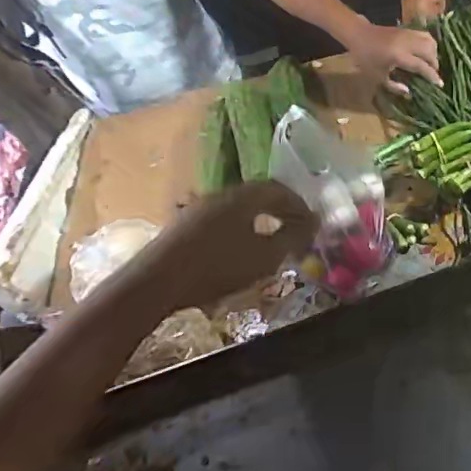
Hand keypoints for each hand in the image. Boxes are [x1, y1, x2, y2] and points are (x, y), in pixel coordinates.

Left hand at [148, 182, 318, 306]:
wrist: (157, 281)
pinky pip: (225, 219)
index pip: (280, 189)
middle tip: (298, 231)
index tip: (313, 224)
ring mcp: (202, 209)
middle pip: (260, 195)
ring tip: (274, 242)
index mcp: (244, 196)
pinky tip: (244, 250)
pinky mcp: (187, 226)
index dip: (300, 206)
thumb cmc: (218, 266)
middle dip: (283, 211)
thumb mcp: (265, 256)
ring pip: (241, 207)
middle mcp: (223, 195)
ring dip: (262, 220)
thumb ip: (293, 237)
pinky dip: (244, 228)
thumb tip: (313, 222)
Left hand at [341, 19, 442, 95]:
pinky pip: (424, 35)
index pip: (421, 66)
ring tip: (430, 63)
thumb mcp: (377, 77)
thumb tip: (409, 93)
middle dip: (435, 64)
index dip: (432, 76)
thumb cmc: (365, 58)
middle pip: (430, 52)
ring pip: (429, 41)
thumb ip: (394, 86)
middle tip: (433, 74)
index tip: (440, 85)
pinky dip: (429, 44)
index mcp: (399, 55)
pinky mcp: (407, 29)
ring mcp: (407, 34)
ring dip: (434, 53)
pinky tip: (426, 52)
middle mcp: (406, 43)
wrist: (358, 34)